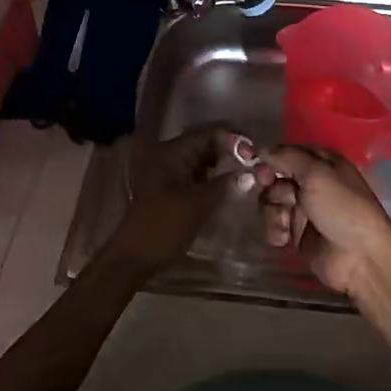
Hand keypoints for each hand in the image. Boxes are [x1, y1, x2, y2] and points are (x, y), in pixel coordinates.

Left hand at [104, 125, 251, 274]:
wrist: (133, 257)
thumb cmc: (163, 226)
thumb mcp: (197, 205)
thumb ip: (224, 186)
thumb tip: (252, 173)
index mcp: (172, 152)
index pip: (207, 133)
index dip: (232, 139)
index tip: (256, 154)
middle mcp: (169, 156)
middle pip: (204, 144)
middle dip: (229, 152)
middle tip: (256, 165)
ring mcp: (168, 174)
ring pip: (200, 162)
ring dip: (222, 166)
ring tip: (248, 177)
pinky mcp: (169, 191)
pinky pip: (195, 177)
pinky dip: (212, 180)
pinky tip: (229, 192)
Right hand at [257, 146, 390, 300]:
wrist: (362, 260)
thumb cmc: (342, 208)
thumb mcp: (316, 174)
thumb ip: (286, 156)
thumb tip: (261, 149)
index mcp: (321, 163)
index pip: (287, 151)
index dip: (270, 156)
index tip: (255, 162)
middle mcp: (311, 182)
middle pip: (274, 175)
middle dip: (269, 184)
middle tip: (273, 192)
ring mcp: (303, 208)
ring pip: (270, 199)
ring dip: (272, 210)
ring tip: (284, 223)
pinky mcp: (296, 233)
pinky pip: (273, 223)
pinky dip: (274, 229)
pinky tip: (283, 238)